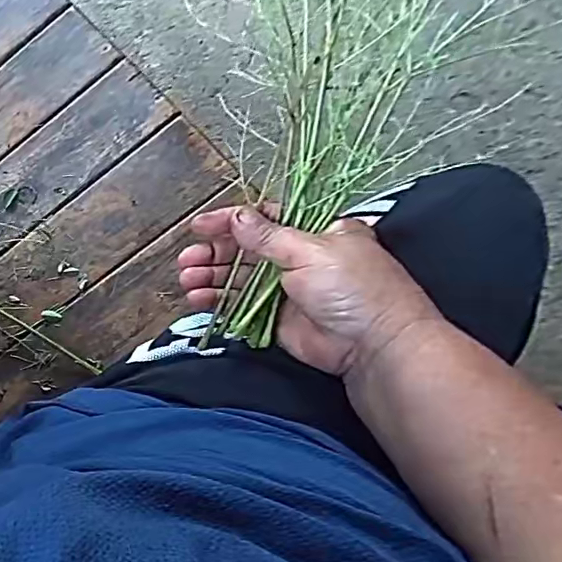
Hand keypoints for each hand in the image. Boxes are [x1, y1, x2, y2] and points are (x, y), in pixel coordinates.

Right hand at [176, 206, 445, 377]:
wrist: (373, 345)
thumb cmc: (357, 290)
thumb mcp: (311, 251)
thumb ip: (268, 235)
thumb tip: (237, 216)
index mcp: (315, 233)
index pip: (264, 219)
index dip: (230, 221)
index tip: (199, 225)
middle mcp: (297, 258)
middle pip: (243, 250)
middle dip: (213, 253)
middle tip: (188, 259)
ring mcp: (283, 287)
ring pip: (236, 277)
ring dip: (209, 276)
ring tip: (188, 280)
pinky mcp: (272, 315)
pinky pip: (236, 304)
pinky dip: (215, 300)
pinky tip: (199, 298)